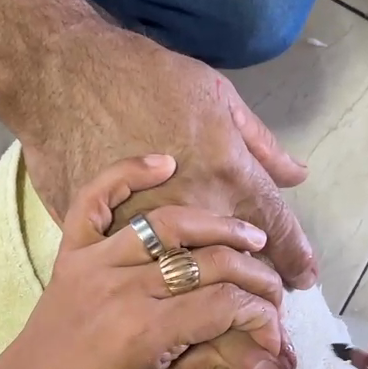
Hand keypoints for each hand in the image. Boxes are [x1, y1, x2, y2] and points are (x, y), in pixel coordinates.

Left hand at [0, 155, 294, 368]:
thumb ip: (219, 367)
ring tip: (249, 236)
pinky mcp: (72, 250)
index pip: (227, 305)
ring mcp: (95, 262)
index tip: (274, 329)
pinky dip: (127, 173)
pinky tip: (165, 163)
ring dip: (216, 224)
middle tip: (273, 286)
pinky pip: (96, 199)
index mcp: (147, 331)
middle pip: (208, 262)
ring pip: (167, 225)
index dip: (262, 316)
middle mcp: (124, 288)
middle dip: (254, 275)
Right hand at [15, 27, 316, 291]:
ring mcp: (146, 233)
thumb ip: (260, 143)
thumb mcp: (216, 94)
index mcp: (227, 175)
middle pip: (239, 265)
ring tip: (224, 293)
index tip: (304, 278)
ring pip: (192, 280)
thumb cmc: (144, 75)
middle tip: (265, 288)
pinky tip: (163, 282)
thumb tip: (296, 176)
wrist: (63, 75)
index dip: (295, 259)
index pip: (277, 233)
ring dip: (212, 288)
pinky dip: (154, 277)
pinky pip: (138, 271)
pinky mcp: (100, 243)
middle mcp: (193, 213)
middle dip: (258, 280)